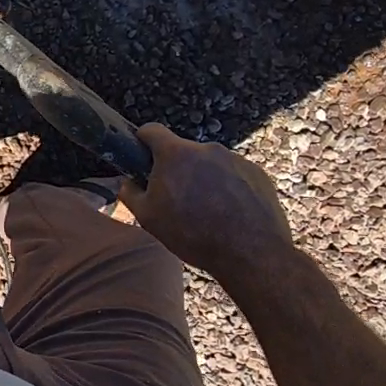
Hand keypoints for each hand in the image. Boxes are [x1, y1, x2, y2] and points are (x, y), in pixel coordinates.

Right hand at [122, 124, 294, 281]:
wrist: (252, 255)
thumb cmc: (193, 235)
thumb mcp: (147, 218)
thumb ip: (130, 192)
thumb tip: (128, 182)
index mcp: (176, 154)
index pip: (152, 130)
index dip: (142, 141)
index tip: (142, 157)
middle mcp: (207, 149)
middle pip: (182, 151)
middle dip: (176, 169)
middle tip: (176, 198)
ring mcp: (236, 160)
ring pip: (209, 164)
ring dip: (203, 179)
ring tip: (207, 211)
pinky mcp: (258, 174)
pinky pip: (234, 174)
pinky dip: (228, 188)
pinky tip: (229, 213)